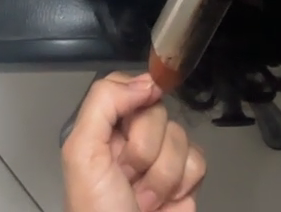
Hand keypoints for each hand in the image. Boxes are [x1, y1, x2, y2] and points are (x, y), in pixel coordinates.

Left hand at [63, 73, 206, 211]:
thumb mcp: (82, 152)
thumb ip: (103, 102)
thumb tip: (145, 81)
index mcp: (104, 126)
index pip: (129, 85)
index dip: (133, 104)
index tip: (126, 129)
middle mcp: (133, 137)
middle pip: (158, 110)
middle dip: (145, 150)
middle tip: (127, 177)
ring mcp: (161, 158)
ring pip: (181, 136)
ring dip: (162, 176)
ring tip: (142, 200)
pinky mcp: (185, 180)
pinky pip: (199, 161)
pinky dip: (182, 186)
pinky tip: (164, 205)